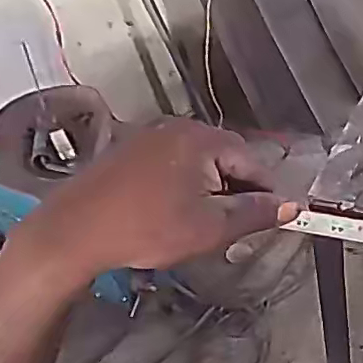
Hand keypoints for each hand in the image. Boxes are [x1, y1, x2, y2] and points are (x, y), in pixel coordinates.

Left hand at [8, 118, 299, 286]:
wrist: (72, 234)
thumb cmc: (144, 229)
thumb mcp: (211, 228)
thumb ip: (256, 213)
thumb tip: (290, 206)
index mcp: (203, 140)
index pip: (254, 163)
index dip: (265, 194)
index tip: (267, 219)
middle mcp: (177, 128)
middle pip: (227, 158)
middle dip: (235, 191)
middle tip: (231, 226)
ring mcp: (150, 136)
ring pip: (200, 163)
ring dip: (209, 190)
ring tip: (199, 223)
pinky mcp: (129, 151)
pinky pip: (173, 163)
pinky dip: (182, 185)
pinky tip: (171, 213)